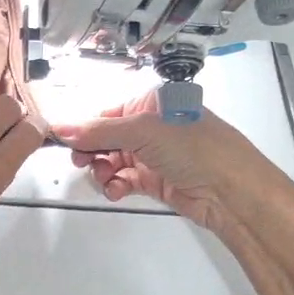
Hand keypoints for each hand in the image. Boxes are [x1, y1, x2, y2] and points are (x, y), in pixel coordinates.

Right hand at [53, 90, 293, 294]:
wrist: (232, 191)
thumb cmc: (195, 149)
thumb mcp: (143, 132)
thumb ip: (99, 131)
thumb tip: (61, 128)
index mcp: (152, 103)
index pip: (107, 111)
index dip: (84, 126)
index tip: (61, 140)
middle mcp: (152, 126)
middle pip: (106, 137)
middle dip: (91, 150)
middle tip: (81, 162)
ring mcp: (153, 154)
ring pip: (111, 160)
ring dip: (102, 170)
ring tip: (105, 179)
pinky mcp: (154, 180)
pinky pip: (123, 179)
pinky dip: (115, 185)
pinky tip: (116, 190)